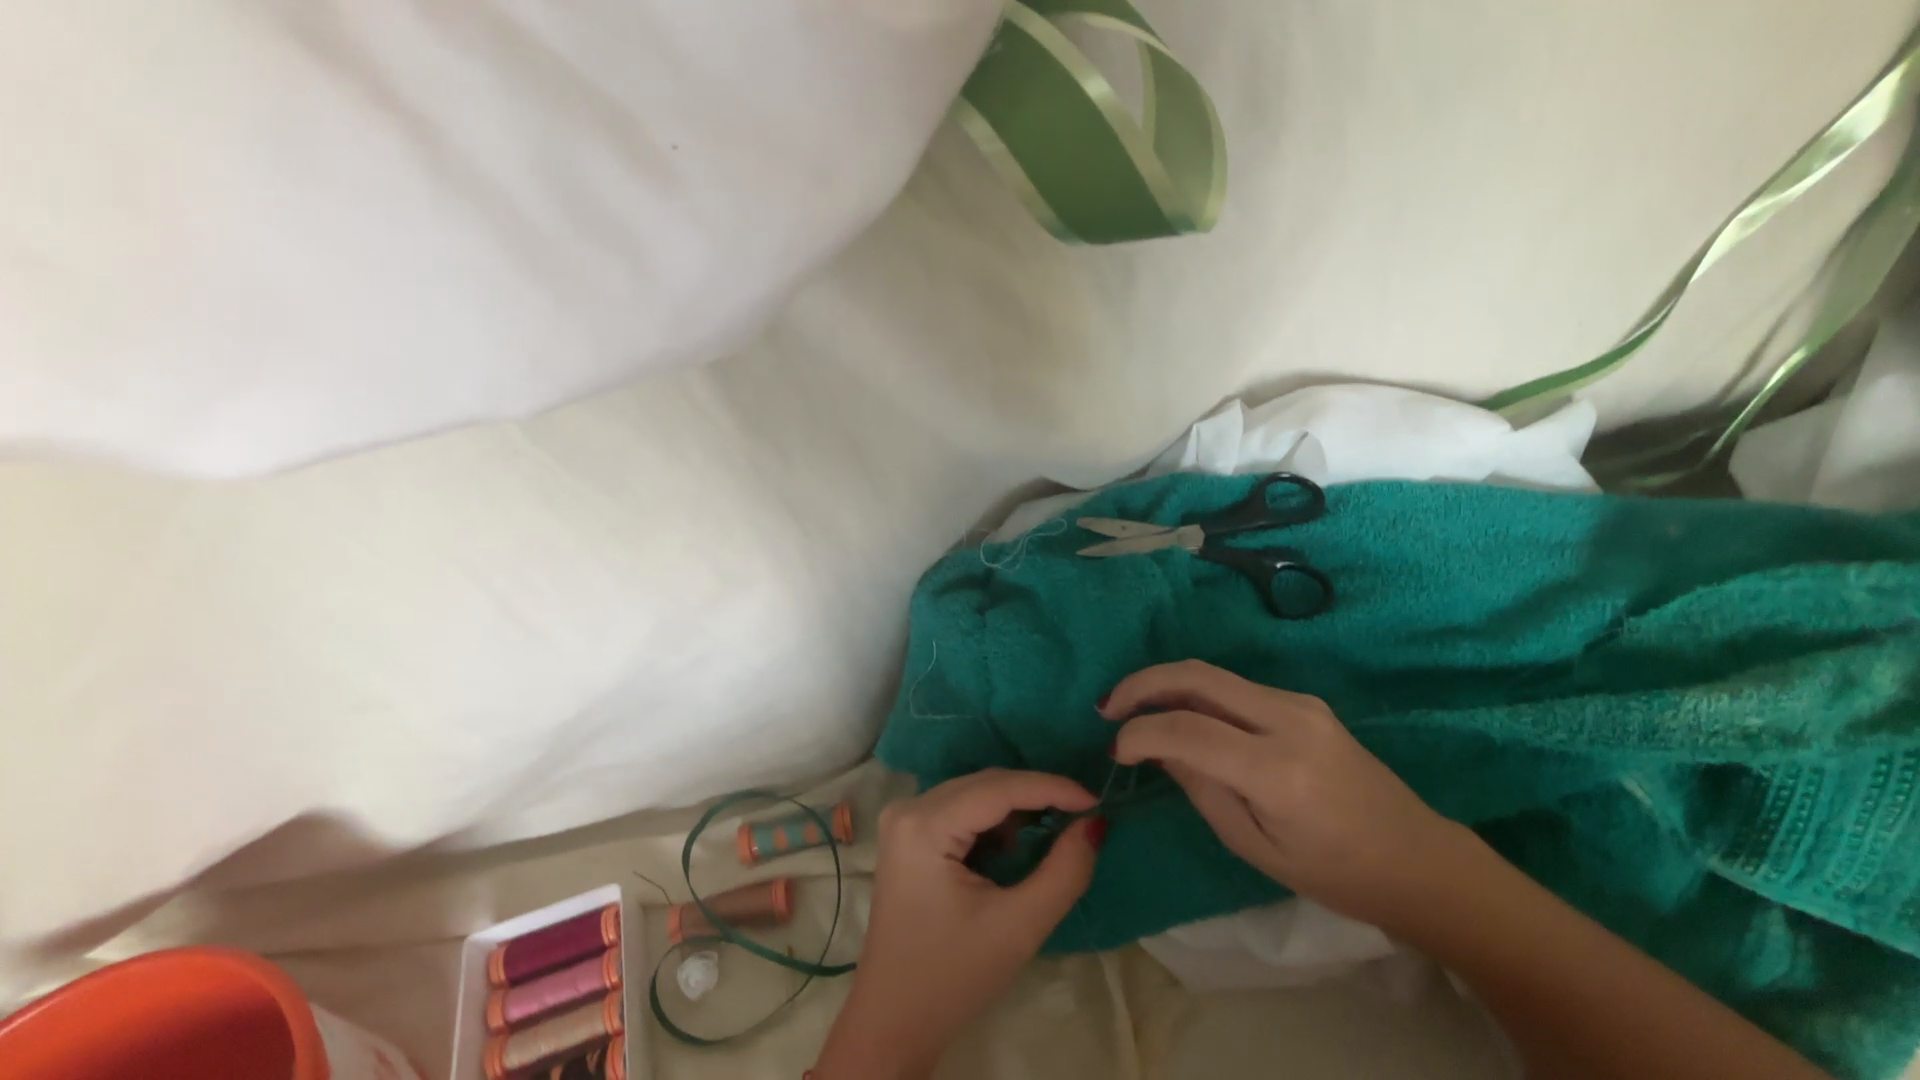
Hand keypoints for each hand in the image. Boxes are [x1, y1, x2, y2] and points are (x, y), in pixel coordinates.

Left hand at [812, 769, 1104, 1079]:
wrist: (895, 1018)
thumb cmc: (954, 974)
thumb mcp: (1020, 925)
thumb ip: (1064, 870)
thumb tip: (1095, 823)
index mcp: (924, 824)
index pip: (999, 787)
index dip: (1052, 788)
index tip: (1098, 801)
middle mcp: (908, 808)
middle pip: (985, 783)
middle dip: (1037, 794)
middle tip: (1083, 815)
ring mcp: (903, 820)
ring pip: (975, 792)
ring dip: (1017, 806)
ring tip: (1057, 828)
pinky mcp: (908, 836)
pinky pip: (961, 809)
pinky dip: (995, 820)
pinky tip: (1018, 844)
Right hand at [1104, 660, 1466, 927]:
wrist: (1416, 859)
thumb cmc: (1334, 873)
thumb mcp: (1254, 846)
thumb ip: (1201, 788)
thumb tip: (1156, 748)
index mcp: (1277, 769)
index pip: (1187, 729)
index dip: (1139, 733)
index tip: (1114, 751)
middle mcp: (1289, 719)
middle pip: (1197, 676)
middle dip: (1142, 684)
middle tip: (1107, 708)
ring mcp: (1301, 704)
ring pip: (1214, 675)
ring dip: (1166, 685)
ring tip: (1132, 712)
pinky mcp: (1305, 702)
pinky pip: (1235, 688)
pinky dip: (1196, 694)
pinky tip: (1177, 717)